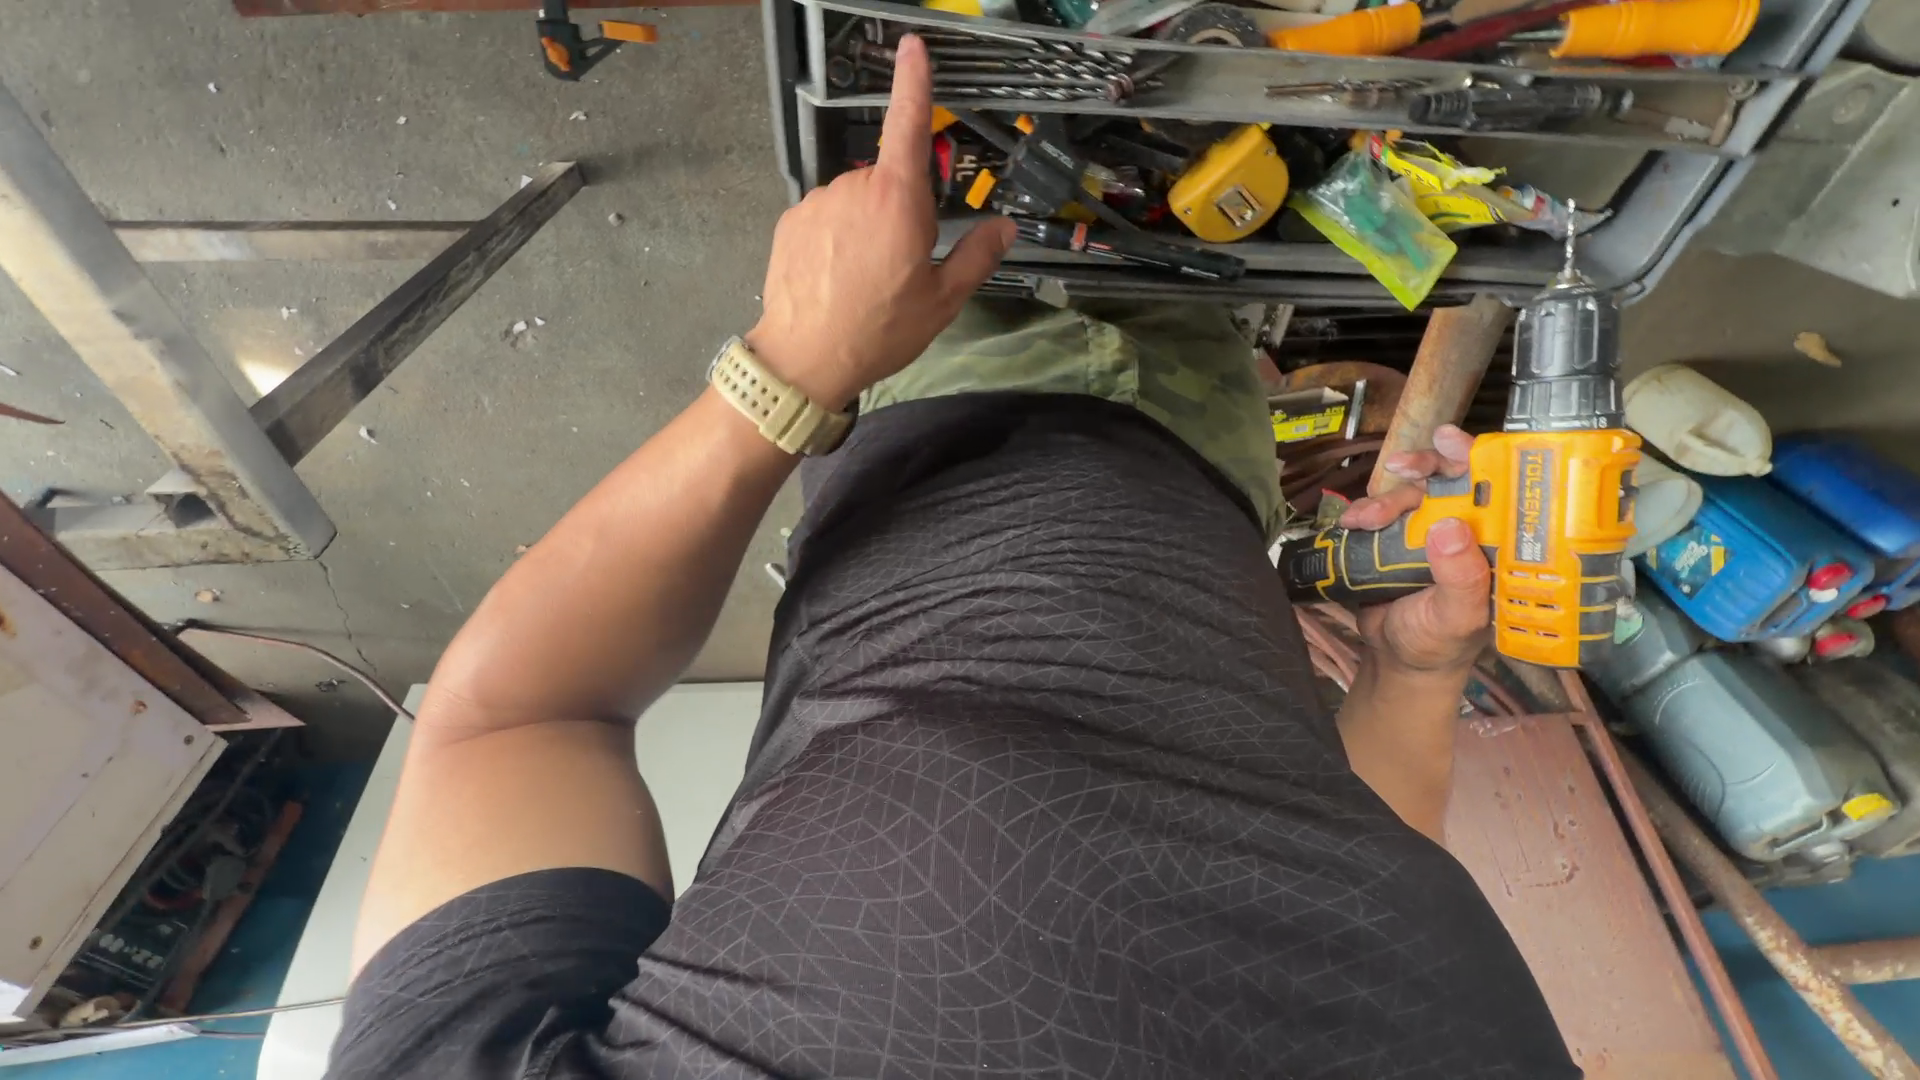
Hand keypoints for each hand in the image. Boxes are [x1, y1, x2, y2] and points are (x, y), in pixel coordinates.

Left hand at [744, 35, 1016, 409]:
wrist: (806, 357)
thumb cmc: (879, 330)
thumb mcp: (941, 301)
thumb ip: (976, 257)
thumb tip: (1003, 228)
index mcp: (897, 200)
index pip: (909, 125)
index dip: (915, 83)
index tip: (914, 48)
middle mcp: (854, 187)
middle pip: (888, 183)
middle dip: (899, 213)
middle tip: (900, 268)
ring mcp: (818, 202)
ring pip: (855, 202)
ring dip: (865, 228)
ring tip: (865, 281)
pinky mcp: (791, 221)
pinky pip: (826, 218)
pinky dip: (836, 239)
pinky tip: (838, 279)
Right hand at [1338, 425, 1491, 673]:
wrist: (1391, 658)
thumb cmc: (1437, 644)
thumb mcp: (1456, 617)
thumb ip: (1460, 578)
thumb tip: (1449, 526)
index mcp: (1498, 546)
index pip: (1502, 491)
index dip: (1485, 458)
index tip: (1454, 441)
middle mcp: (1469, 531)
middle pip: (1453, 479)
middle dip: (1426, 466)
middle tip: (1401, 466)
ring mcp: (1429, 532)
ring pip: (1412, 493)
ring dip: (1385, 498)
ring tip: (1363, 520)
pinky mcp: (1395, 538)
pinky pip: (1381, 511)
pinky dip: (1364, 510)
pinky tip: (1352, 521)